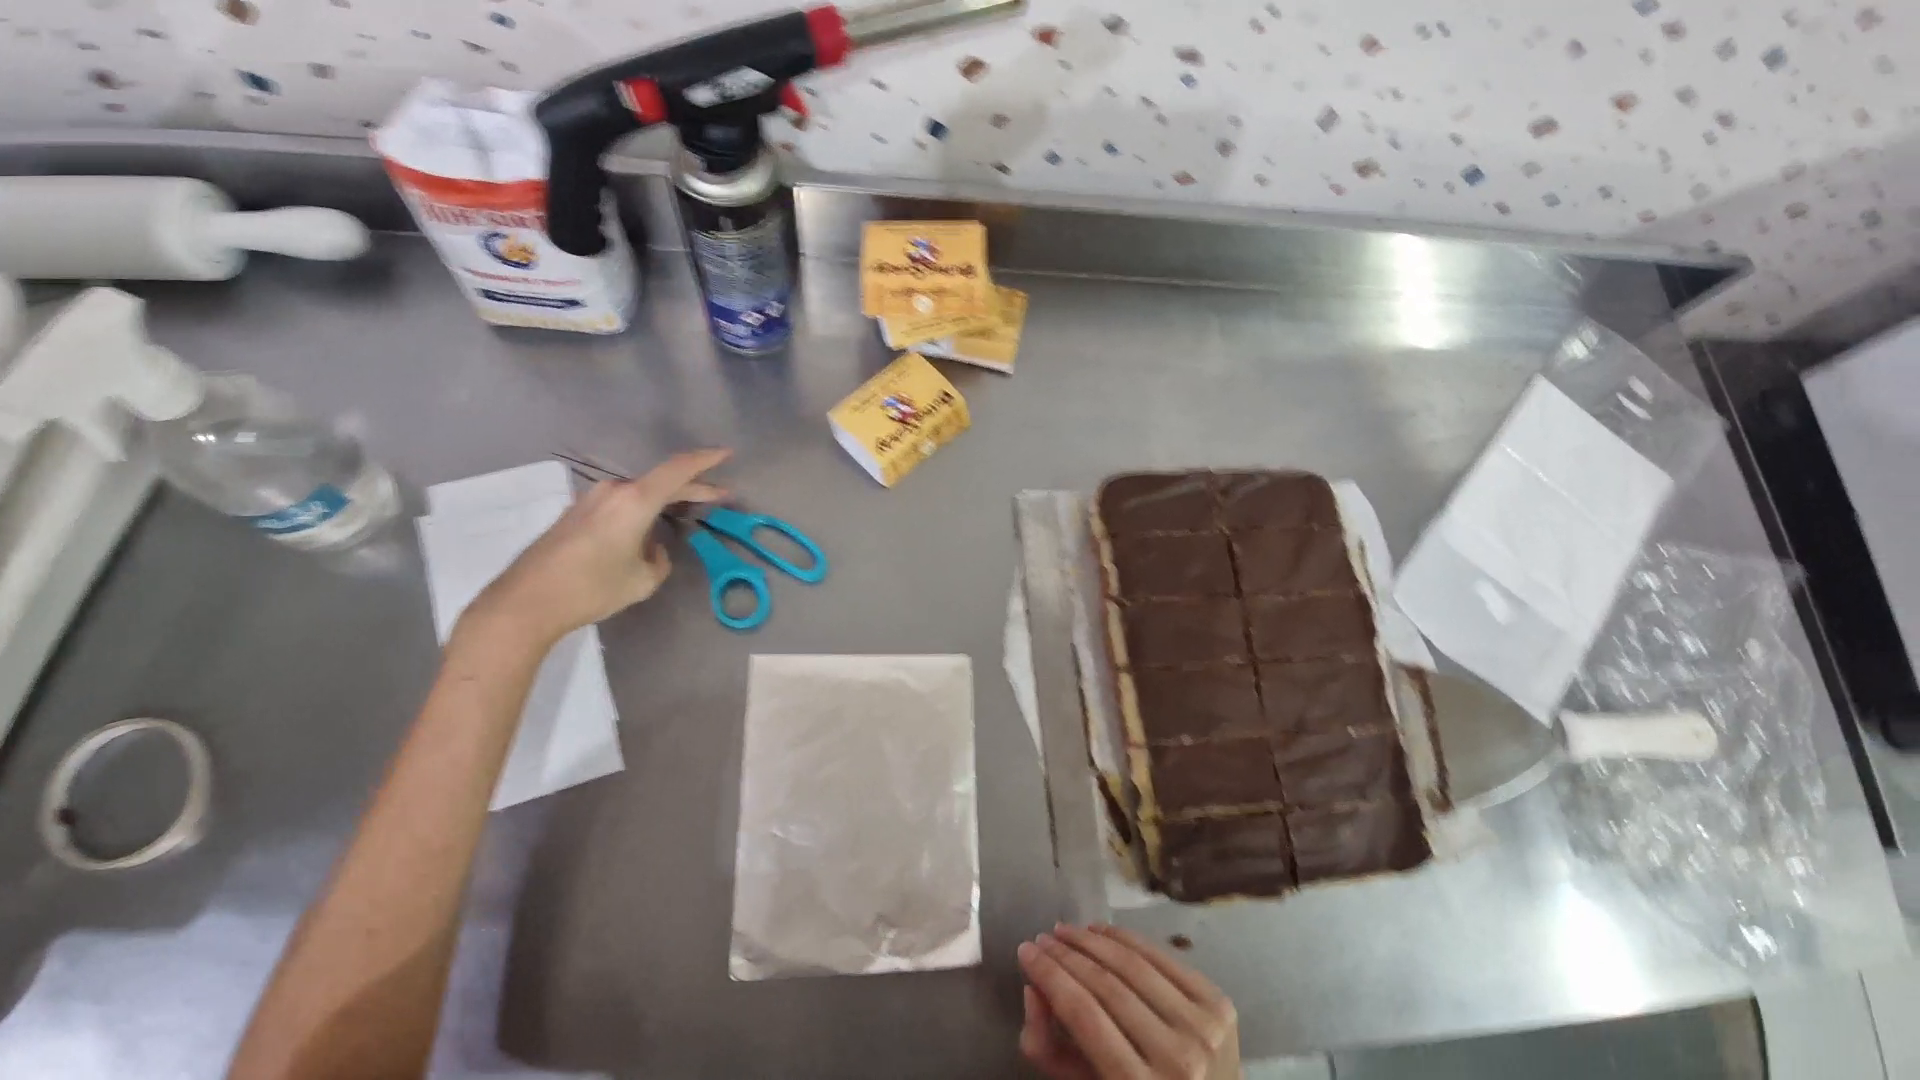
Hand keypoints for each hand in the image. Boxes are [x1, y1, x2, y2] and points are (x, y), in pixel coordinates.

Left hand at [464, 449, 729, 645]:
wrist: (528, 600)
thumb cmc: (593, 588)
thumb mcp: (642, 580)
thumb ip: (659, 559)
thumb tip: (652, 548)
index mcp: (635, 500)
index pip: (679, 470)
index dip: (706, 460)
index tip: (727, 453)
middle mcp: (614, 491)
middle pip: (661, 482)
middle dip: (693, 488)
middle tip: (719, 496)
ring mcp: (591, 500)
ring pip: (639, 493)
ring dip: (664, 500)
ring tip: (684, 514)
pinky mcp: (577, 513)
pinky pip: (620, 504)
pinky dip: (642, 510)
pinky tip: (646, 530)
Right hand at [1017, 923, 1241, 1079]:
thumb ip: (1049, 1049)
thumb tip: (1032, 986)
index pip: (1083, 1015)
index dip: (1049, 975)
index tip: (1024, 950)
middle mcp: (1177, 1057)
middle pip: (1107, 987)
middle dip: (1066, 955)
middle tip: (1041, 938)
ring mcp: (1203, 1028)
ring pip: (1134, 966)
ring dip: (1092, 940)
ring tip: (1065, 930)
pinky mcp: (1220, 1005)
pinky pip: (1163, 959)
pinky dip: (1128, 939)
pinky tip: (1101, 930)